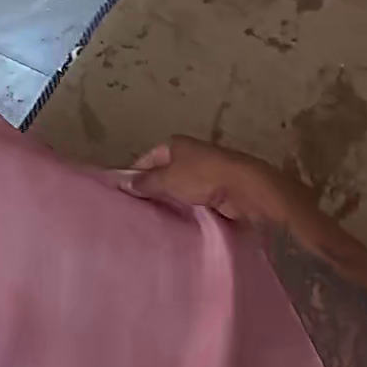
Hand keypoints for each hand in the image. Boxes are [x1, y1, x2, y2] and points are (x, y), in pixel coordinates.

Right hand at [124, 136, 301, 222]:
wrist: (243, 188)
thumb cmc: (201, 177)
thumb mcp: (167, 178)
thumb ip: (145, 182)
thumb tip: (125, 184)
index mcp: (176, 144)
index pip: (147, 159)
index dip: (134, 175)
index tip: (123, 196)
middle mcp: (191, 155)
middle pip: (164, 174)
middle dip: (153, 191)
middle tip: (138, 212)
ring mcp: (206, 173)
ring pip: (180, 189)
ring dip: (171, 202)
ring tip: (155, 220)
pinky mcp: (218, 190)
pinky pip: (194, 200)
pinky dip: (187, 209)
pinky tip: (177, 222)